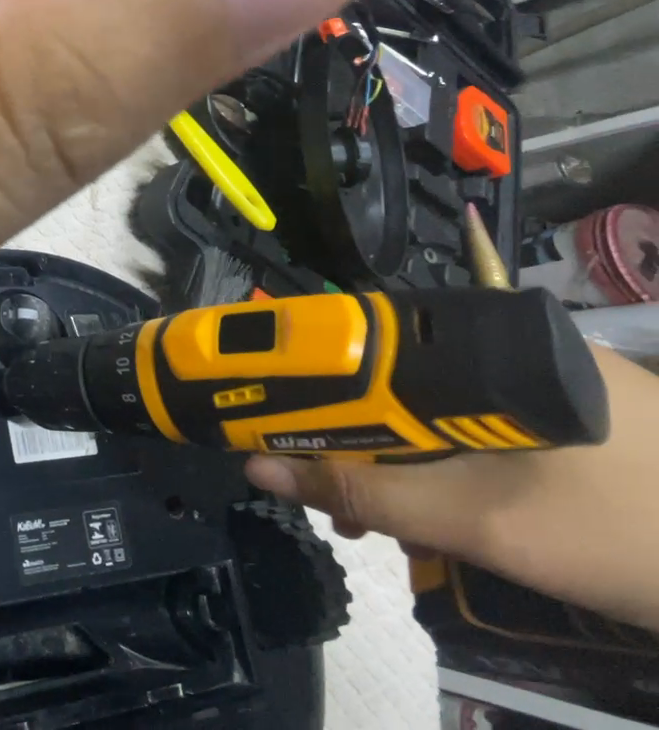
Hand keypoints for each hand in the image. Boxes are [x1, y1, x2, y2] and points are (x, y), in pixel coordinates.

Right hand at [248, 346, 658, 632]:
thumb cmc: (628, 533)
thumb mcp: (479, 521)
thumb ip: (361, 489)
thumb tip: (257, 465)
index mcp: (497, 345)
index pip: (366, 345)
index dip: (309, 386)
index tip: (279, 431)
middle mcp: (523, 349)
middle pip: (399, 387)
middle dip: (356, 446)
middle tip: (337, 503)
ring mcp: (561, 387)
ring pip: (439, 415)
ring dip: (402, 467)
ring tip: (390, 527)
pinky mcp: (585, 424)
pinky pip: (482, 434)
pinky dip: (452, 471)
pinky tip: (451, 518)